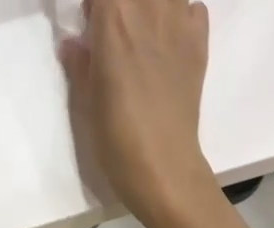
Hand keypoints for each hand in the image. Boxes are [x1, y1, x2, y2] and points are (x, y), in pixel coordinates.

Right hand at [61, 0, 213, 226]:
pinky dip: (180, 13)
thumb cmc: (116, 138)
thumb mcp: (86, 101)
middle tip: (110, 28)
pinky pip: (193, 7)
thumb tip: (73, 43)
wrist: (163, 166)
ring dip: (149, 7)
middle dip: (118, 6)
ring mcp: (180, 21)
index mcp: (115, 18)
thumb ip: (80, 63)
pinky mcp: (200, 42)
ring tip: (140, 31)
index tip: (87, 20)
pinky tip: (168, 38)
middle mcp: (150, 8)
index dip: (93, 5)